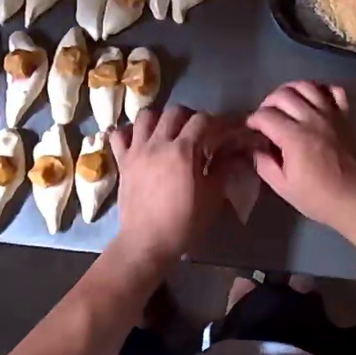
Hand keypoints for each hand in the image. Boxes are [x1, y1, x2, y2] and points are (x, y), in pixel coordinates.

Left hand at [109, 105, 229, 269]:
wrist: (147, 242)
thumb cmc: (184, 222)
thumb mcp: (212, 197)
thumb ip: (224, 169)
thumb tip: (236, 152)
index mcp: (183, 150)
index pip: (203, 120)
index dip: (217, 122)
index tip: (224, 131)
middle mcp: (158, 143)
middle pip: (175, 112)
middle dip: (190, 117)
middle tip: (198, 133)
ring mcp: (137, 150)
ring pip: (146, 116)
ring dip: (160, 118)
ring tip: (169, 132)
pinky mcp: (122, 161)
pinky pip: (120, 135)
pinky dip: (130, 132)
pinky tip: (140, 140)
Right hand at [244, 82, 355, 230]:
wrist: (355, 200)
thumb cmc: (317, 197)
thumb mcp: (283, 186)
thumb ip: (264, 164)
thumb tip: (255, 149)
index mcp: (294, 137)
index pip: (265, 115)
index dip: (253, 120)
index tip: (251, 129)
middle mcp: (312, 119)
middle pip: (283, 95)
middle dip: (268, 103)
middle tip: (265, 117)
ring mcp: (331, 115)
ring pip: (307, 86)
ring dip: (291, 90)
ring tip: (285, 103)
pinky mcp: (345, 117)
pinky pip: (334, 91)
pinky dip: (321, 89)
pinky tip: (313, 100)